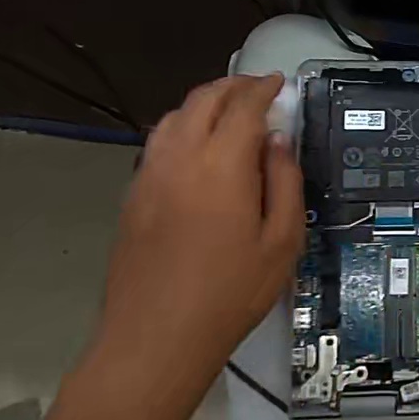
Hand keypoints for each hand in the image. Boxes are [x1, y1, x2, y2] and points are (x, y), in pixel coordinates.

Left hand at [93, 74, 303, 391]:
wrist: (157, 336)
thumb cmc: (230, 293)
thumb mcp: (281, 242)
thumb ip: (285, 182)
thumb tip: (279, 142)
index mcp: (221, 164)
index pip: (243, 106)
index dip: (263, 88)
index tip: (278, 83)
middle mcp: (180, 157)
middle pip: (204, 99)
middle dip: (233, 85)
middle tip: (256, 89)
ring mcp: (150, 174)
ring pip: (176, 116)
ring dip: (204, 102)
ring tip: (227, 112)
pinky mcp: (133, 194)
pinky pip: (159, 142)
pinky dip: (182, 127)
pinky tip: (195, 147)